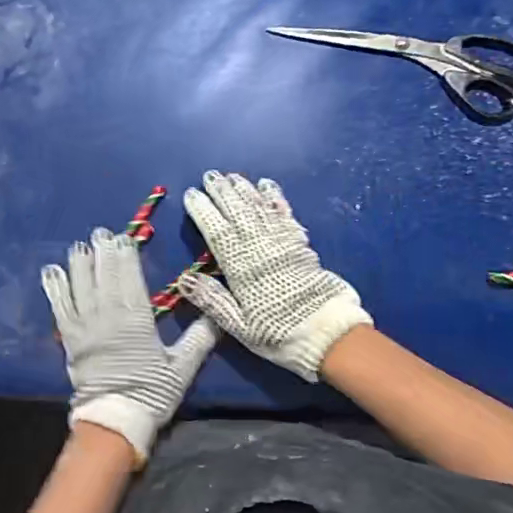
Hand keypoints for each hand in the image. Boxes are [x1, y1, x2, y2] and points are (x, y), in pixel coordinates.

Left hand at [42, 229, 217, 460]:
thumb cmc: (152, 393)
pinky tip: (51, 270)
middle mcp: (108, 316)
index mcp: (136, 320)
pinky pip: (59, 306)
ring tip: (80, 246)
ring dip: (80, 263)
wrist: (115, 417)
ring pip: (81, 285)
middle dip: (103, 252)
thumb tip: (218, 316)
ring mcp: (85, 325)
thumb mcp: (182, 368)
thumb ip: (198, 339)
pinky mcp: (68, 337)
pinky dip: (55, 287)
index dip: (126, 256)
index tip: (124, 238)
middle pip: (104, 276)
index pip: (131, 279)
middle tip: (100, 233)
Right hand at [177, 172, 370, 381]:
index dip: (203, 211)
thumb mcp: (238, 325)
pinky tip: (267, 187)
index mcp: (241, 269)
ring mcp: (282, 245)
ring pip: (260, 210)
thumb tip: (184, 279)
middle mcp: (260, 250)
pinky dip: (275, 199)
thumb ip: (212, 300)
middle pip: (238, 213)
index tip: (192, 194)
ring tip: (233, 176)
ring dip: (245, 191)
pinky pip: (285, 216)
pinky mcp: (301, 246)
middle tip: (210, 175)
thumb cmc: (278, 333)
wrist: (329, 336)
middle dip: (223, 192)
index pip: (217, 232)